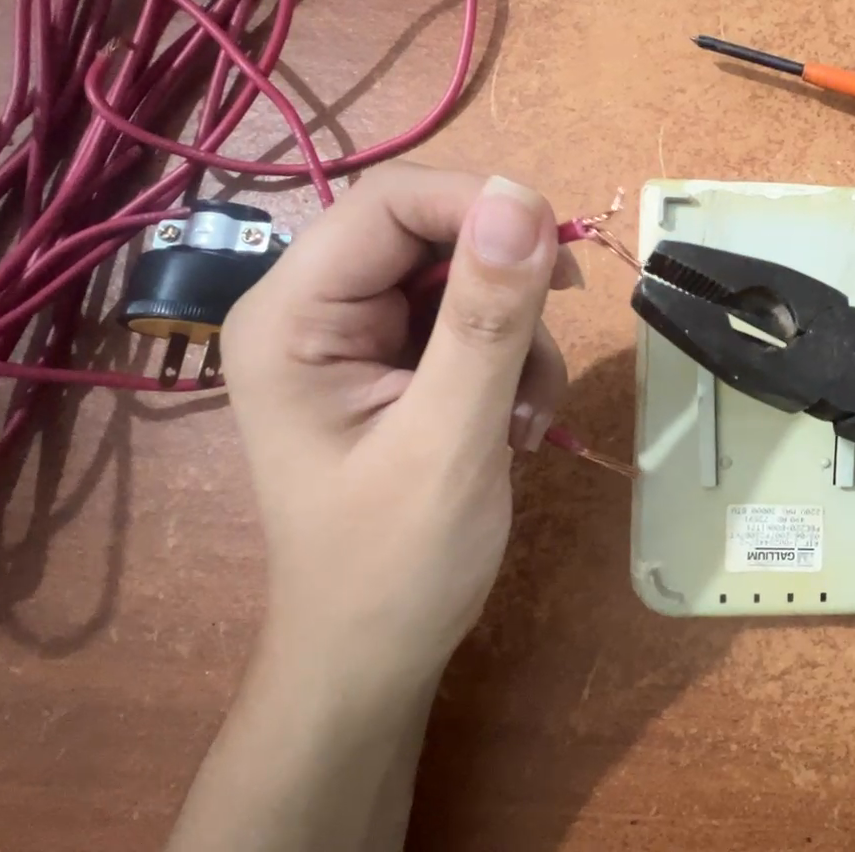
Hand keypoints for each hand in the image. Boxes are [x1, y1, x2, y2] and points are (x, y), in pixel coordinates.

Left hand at [220, 163, 580, 688]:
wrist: (377, 655)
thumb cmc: (396, 564)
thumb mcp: (451, 437)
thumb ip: (486, 319)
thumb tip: (522, 199)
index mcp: (293, 316)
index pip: (389, 204)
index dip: (481, 209)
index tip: (560, 258)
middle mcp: (318, 310)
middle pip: (436, 238)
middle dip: (508, 293)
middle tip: (548, 348)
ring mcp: (361, 340)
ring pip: (472, 282)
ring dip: (521, 341)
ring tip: (525, 423)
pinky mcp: (401, 367)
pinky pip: (479, 326)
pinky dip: (517, 367)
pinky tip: (517, 430)